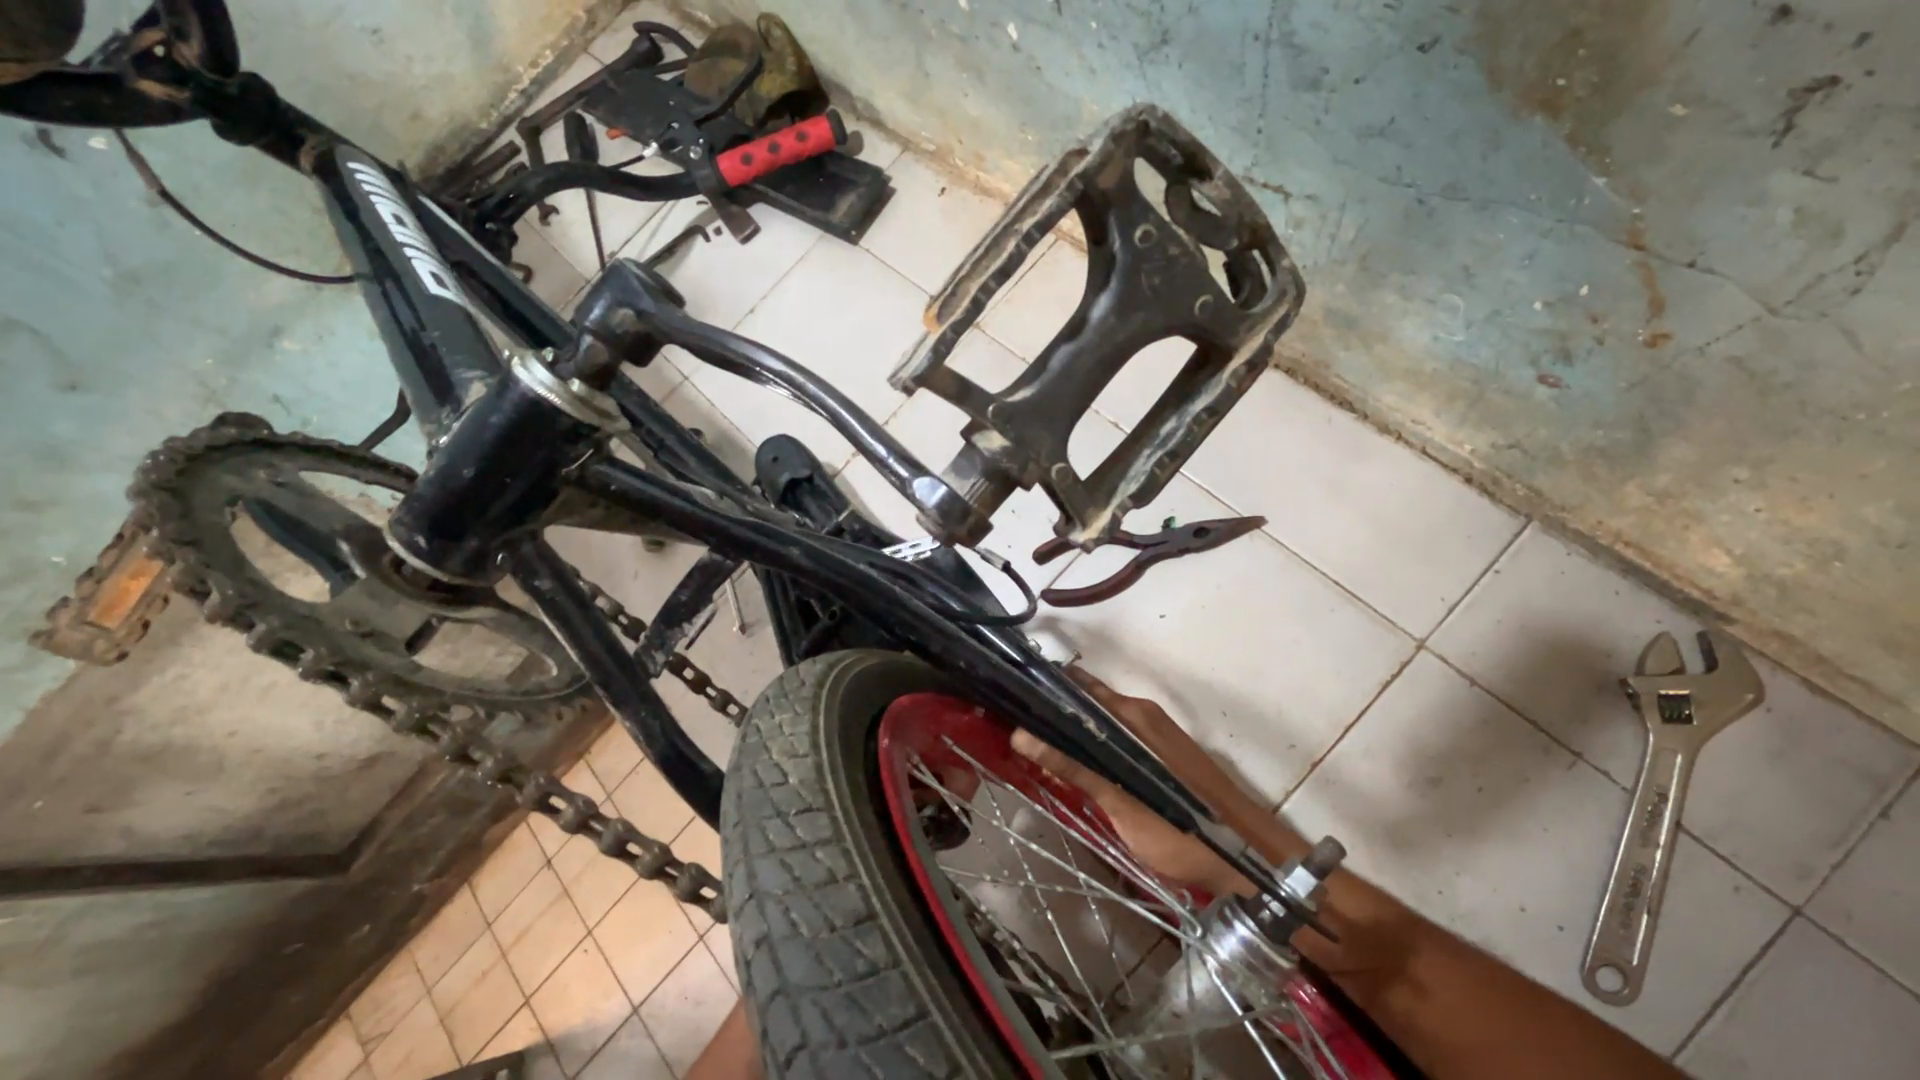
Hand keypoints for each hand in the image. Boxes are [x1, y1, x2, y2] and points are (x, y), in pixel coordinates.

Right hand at [1011, 667, 1252, 897]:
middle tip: (1012, 732)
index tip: (1006, 701)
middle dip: (1052, 714)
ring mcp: (1155, 733)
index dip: (1041, 690)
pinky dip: (1093, 747)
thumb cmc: (1181, 829)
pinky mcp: (1161, 754)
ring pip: (1101, 723)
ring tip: (1034, 751)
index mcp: (1133, 715)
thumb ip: (1074, 769)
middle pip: (1087, 703)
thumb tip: (1022, 736)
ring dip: (1071, 733)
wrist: (1245, 857)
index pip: (1076, 685)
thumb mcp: (1120, 802)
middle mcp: (1143, 714)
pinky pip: (1116, 739)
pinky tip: (1075, 768)